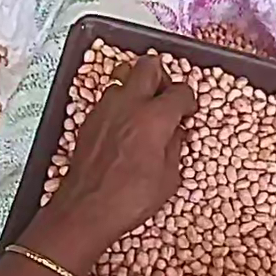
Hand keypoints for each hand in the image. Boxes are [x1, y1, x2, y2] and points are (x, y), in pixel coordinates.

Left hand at [23, 54, 196, 272]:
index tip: (188, 112)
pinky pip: (108, 100)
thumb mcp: (168, 179)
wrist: (87, 209)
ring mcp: (105, 109)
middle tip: (167, 99)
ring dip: (138, 90)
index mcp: (155, 118)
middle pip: (149, 66)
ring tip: (145, 114)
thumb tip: (176, 134)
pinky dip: (121, 106)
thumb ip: (175, 148)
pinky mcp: (89, 120)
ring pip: (125, 79)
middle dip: (163, 78)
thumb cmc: (129, 199)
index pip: (180, 91)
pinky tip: (126, 129)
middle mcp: (129, 104)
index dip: (188, 101)